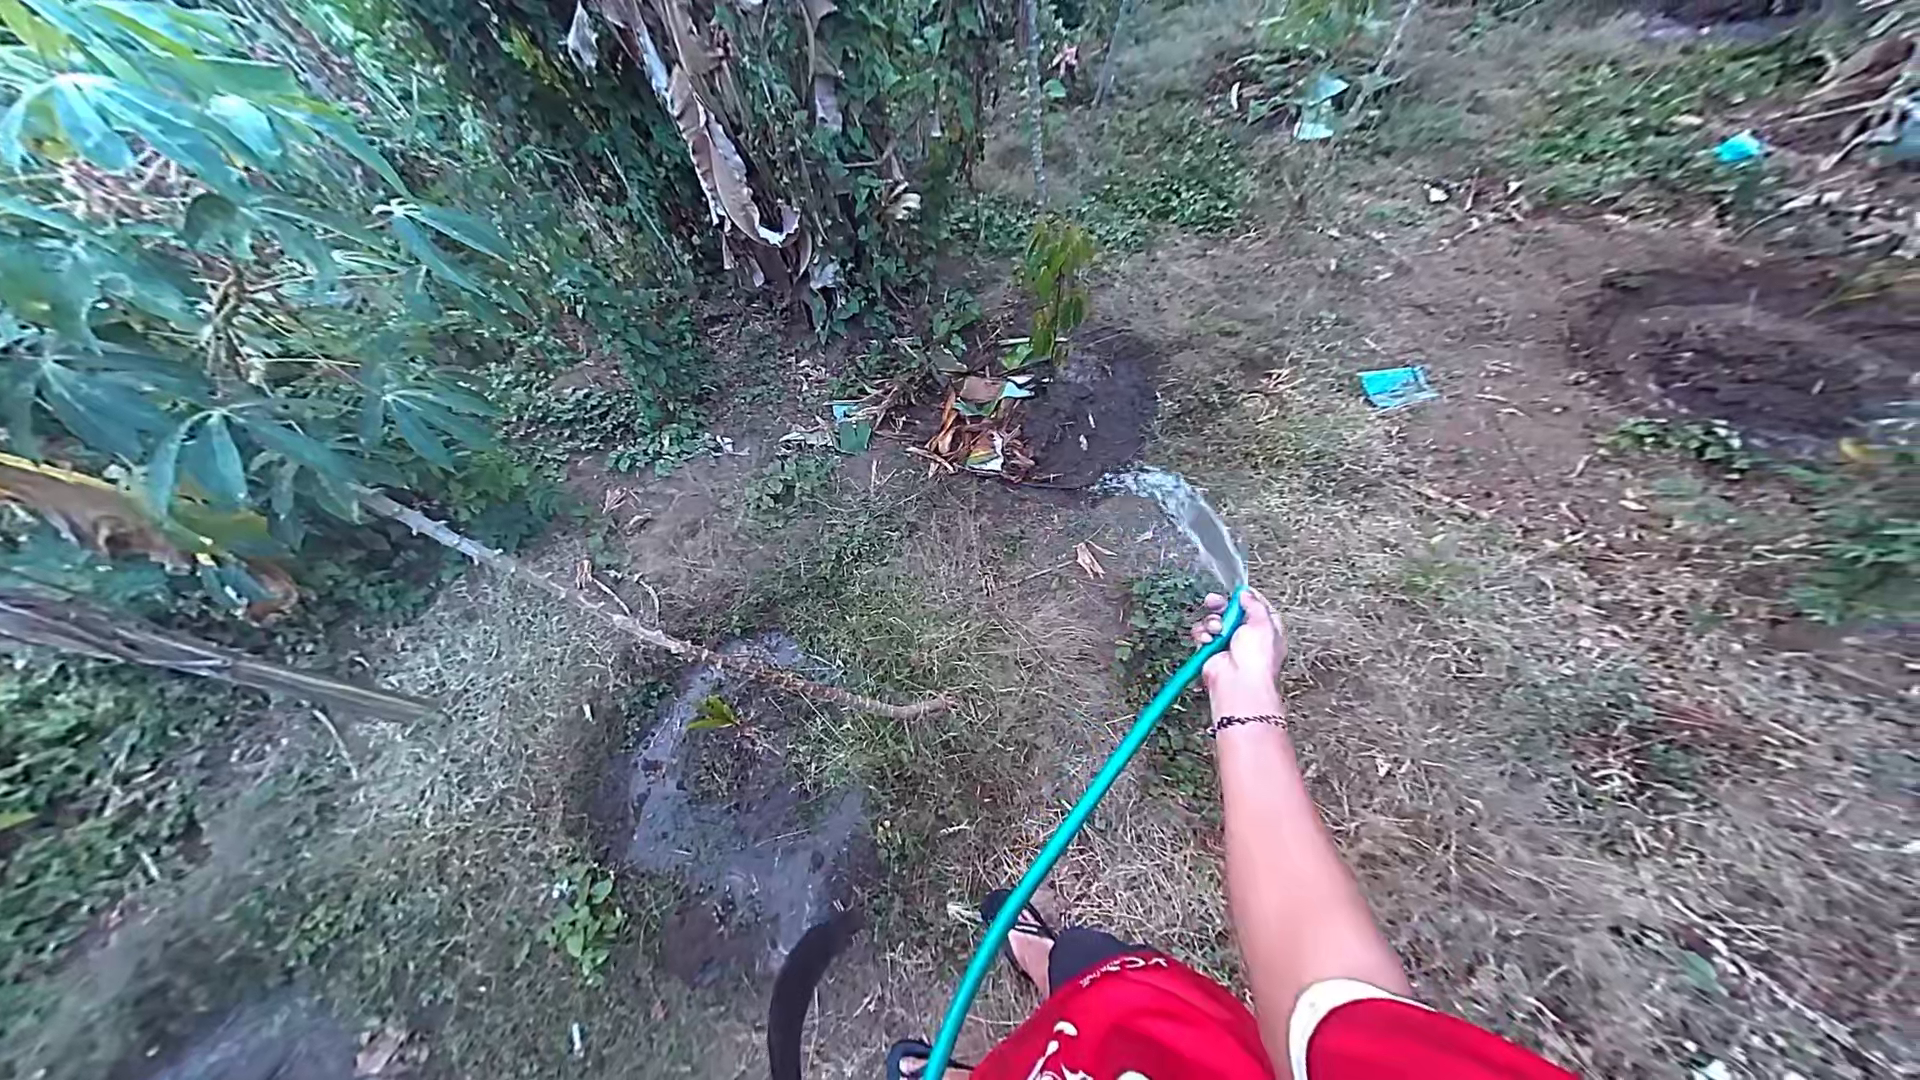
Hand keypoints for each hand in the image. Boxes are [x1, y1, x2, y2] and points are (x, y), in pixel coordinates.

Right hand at [1190, 588, 1285, 715]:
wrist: (1238, 682)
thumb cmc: (1257, 659)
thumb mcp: (1263, 623)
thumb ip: (1254, 605)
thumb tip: (1246, 594)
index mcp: (1266, 629)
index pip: (1256, 607)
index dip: (1246, 598)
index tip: (1238, 592)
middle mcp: (1247, 636)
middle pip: (1230, 611)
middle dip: (1220, 605)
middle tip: (1213, 602)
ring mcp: (1228, 643)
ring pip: (1213, 620)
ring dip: (1211, 622)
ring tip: (1216, 629)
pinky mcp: (1211, 650)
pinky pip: (1202, 634)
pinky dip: (1202, 634)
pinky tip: (1208, 639)